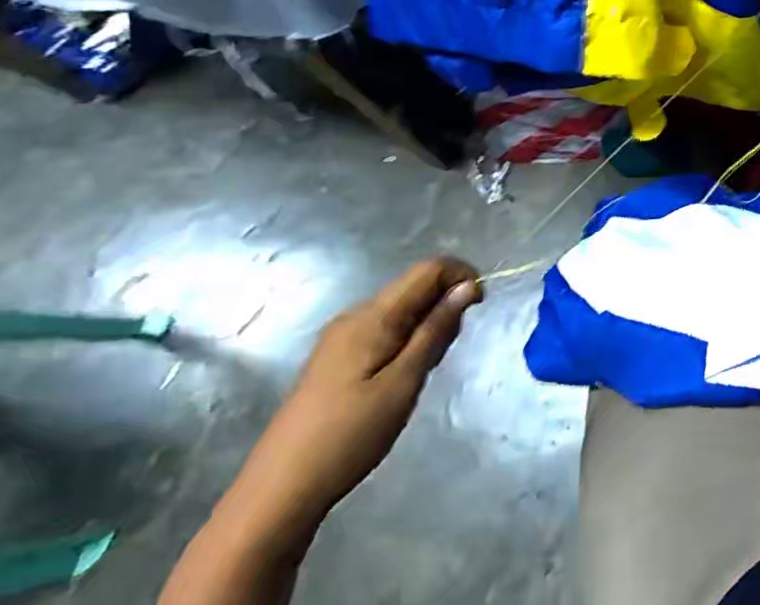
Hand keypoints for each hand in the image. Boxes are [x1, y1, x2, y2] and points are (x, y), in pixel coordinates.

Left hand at [224, 258, 483, 535]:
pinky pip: (385, 330)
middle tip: (444, 356)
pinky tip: (401, 379)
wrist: (279, 490)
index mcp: (373, 316)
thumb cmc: (349, 435)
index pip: (428, 269)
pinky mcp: (336, 357)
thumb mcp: (403, 383)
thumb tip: (467, 287)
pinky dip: (407, 341)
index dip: (461, 276)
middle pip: (415, 287)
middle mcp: (356, 315)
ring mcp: (342, 336)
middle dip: (445, 306)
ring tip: (422, 374)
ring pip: (401, 310)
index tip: (480, 309)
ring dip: (427, 326)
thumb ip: (435, 331)